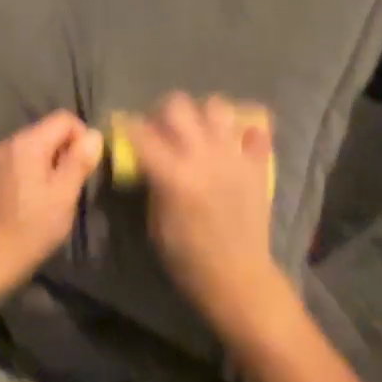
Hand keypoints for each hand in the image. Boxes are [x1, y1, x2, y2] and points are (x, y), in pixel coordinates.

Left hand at [0, 111, 103, 281]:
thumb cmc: (35, 227)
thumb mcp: (65, 194)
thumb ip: (80, 160)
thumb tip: (94, 135)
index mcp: (26, 144)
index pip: (63, 119)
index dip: (81, 137)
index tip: (85, 166)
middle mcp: (7, 143)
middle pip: (47, 130)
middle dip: (65, 150)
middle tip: (71, 183)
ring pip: (34, 144)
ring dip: (50, 160)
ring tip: (54, 191)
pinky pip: (20, 158)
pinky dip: (33, 168)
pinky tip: (35, 194)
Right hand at [129, 93, 285, 333]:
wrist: (236, 275)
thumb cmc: (186, 257)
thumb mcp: (155, 222)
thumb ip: (153, 185)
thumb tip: (148, 162)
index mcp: (173, 174)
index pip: (141, 132)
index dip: (126, 125)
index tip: (123, 128)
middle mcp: (204, 155)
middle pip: (178, 105)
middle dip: (163, 112)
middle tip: (161, 128)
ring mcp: (234, 156)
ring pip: (218, 107)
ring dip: (203, 115)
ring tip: (199, 132)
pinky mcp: (258, 164)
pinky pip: (257, 131)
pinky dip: (244, 133)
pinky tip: (234, 145)